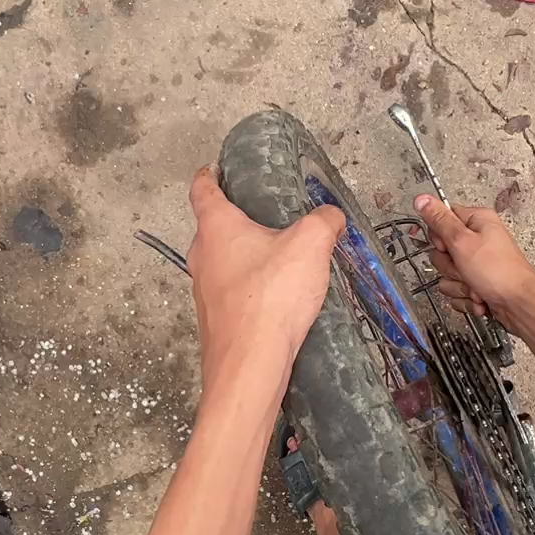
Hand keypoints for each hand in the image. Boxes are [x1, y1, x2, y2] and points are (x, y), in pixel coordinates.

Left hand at [187, 167, 345, 381]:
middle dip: (237, 219)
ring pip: (223, 261)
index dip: (209, 175)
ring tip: (279, 257)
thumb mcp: (310, 245)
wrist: (250, 364)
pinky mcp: (215, 320)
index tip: (214, 169)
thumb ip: (325, 221)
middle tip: (266, 216)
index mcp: (216, 227)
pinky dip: (250, 287)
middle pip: (214, 227)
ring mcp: (204, 291)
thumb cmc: (271, 297)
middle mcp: (202, 256)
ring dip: (246, 256)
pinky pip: (232, 292)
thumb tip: (332, 216)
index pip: (203, 189)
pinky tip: (277, 296)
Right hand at [413, 194, 534, 334]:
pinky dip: (466, 298)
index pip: (442, 221)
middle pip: (442, 251)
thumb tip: (422, 199)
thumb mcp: (462, 242)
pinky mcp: (477, 283)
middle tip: (465, 268)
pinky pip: (457, 290)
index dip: (440, 238)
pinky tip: (480, 298)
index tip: (449, 247)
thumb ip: (439, 220)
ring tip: (476, 286)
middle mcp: (478, 240)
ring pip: (447, 274)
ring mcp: (478, 264)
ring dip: (459, 286)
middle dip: (450, 267)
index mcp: (477, 221)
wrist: (519, 305)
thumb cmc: (499, 272)